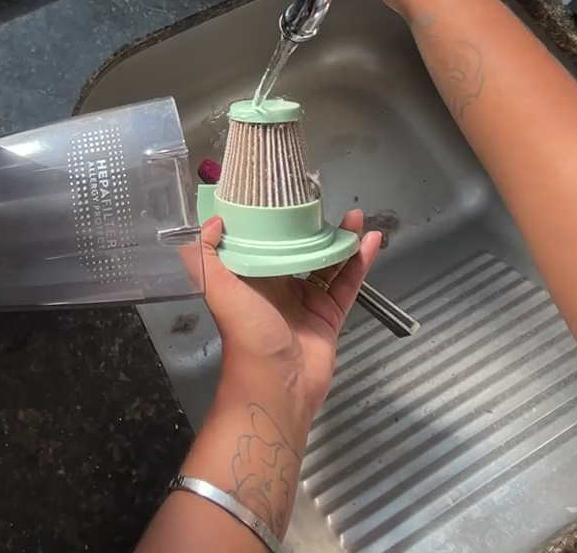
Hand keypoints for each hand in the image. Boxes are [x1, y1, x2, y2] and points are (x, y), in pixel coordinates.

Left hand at [198, 210, 382, 416]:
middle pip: (298, 249)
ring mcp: (305, 300)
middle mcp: (277, 286)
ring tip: (356, 215)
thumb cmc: (245, 330)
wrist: (275, 382)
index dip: (273, 219)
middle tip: (326, 202)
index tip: (284, 194)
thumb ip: (205, 255)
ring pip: (327, 263)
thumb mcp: (216, 287)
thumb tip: (213, 221)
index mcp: (250, 277)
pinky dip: (360, 262)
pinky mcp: (329, 315)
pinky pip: (347, 283)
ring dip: (341, 240)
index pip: (262, 241)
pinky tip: (371, 241)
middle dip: (312, 227)